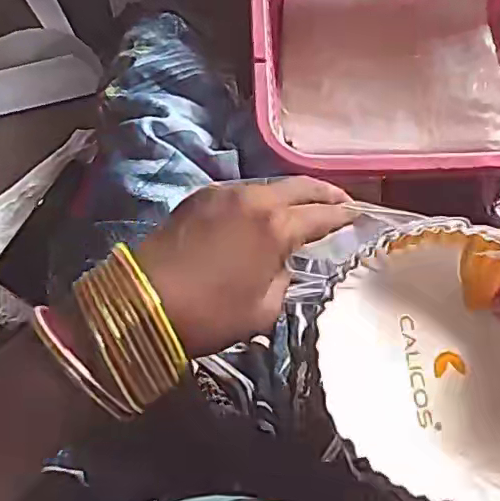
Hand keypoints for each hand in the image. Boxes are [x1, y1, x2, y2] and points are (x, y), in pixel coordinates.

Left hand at [132, 178, 355, 355]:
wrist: (141, 303)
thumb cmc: (209, 314)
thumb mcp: (262, 309)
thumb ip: (282, 280)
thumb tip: (280, 265)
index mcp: (276, 226)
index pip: (322, 215)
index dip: (344, 217)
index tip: (358, 217)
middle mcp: (253, 199)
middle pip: (299, 186)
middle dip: (324, 194)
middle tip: (341, 202)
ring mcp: (223, 193)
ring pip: (268, 186)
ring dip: (290, 195)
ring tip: (302, 207)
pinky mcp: (198, 198)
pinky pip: (241, 193)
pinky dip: (260, 200)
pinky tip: (262, 214)